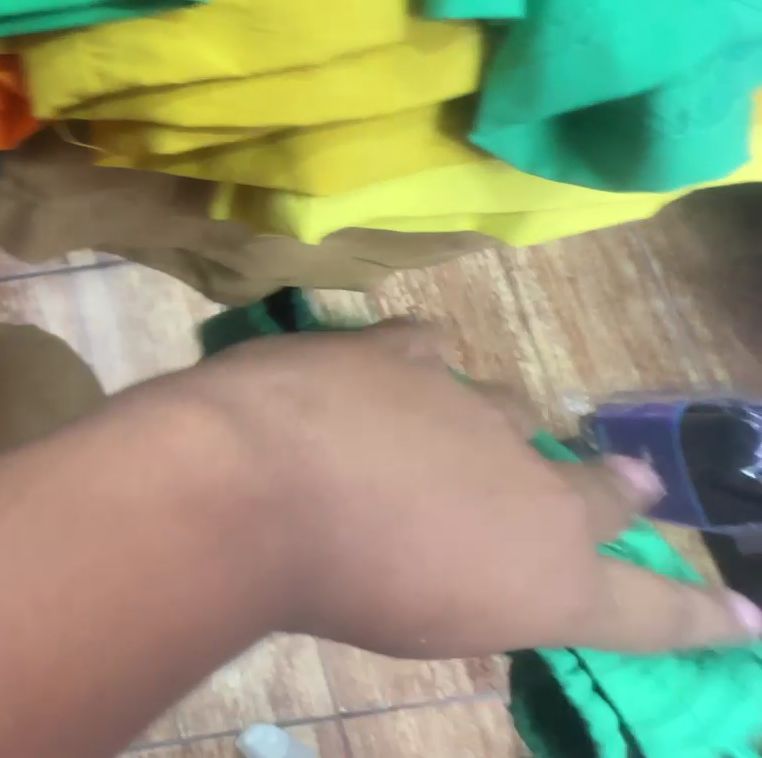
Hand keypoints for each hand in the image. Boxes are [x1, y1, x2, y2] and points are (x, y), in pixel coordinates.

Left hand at [173, 320, 761, 656]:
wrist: (248, 484)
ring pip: (508, 406)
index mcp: (548, 581)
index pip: (651, 606)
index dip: (698, 612)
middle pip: (594, 488)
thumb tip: (451, 562)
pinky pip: (426, 341)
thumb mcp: (406, 620)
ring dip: (498, 416)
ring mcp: (465, 407)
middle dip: (607, 488)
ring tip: (479, 415)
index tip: (740, 614)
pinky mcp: (394, 351)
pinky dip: (420, 350)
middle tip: (621, 482)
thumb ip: (453, 587)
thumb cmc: (319, 579)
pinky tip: (409, 350)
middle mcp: (532, 488)